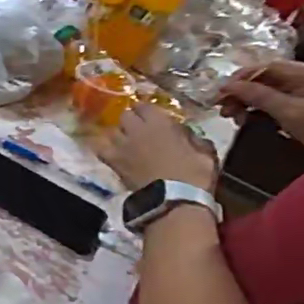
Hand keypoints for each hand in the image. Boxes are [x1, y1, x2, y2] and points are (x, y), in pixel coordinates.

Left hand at [94, 104, 217, 190]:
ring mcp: (121, 145)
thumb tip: (182, 131)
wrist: (173, 197)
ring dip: (118, 133)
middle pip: (125, 116)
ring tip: (124, 140)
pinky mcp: (112, 161)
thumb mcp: (204, 150)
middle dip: (130, 119)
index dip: (145, 109)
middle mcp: (136, 130)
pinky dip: (102, 147)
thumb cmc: (194, 173)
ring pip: (111, 130)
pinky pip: (100, 148)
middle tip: (137, 127)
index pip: (144, 105)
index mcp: (160, 123)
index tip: (148, 114)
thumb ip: (190, 136)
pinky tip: (108, 150)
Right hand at [218, 61, 303, 156]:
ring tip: (231, 115)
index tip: (220, 92)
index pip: (268, 66)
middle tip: (222, 107)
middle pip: (267, 77)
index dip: (241, 77)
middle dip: (242, 91)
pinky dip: (259, 107)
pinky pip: (276, 98)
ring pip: (269, 88)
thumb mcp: (290, 112)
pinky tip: (247, 117)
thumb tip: (229, 86)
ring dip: (247, 100)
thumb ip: (259, 96)